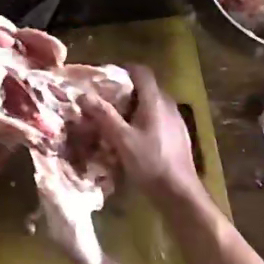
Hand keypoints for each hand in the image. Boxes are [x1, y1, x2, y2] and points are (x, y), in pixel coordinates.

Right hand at [81, 65, 205, 207]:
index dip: (123, 69)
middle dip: (125, 90)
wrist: (180, 194)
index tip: (105, 77)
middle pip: (145, 87)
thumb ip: (104, 116)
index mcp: (155, 100)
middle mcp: (167, 104)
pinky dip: (144, 120)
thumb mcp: (122, 140)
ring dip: (134, 106)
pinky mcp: (178, 135)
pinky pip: (158, 118)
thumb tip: (83, 95)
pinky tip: (134, 137)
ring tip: (115, 119)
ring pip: (152, 104)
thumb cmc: (150, 163)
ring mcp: (175, 120)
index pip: (141, 71)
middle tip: (104, 100)